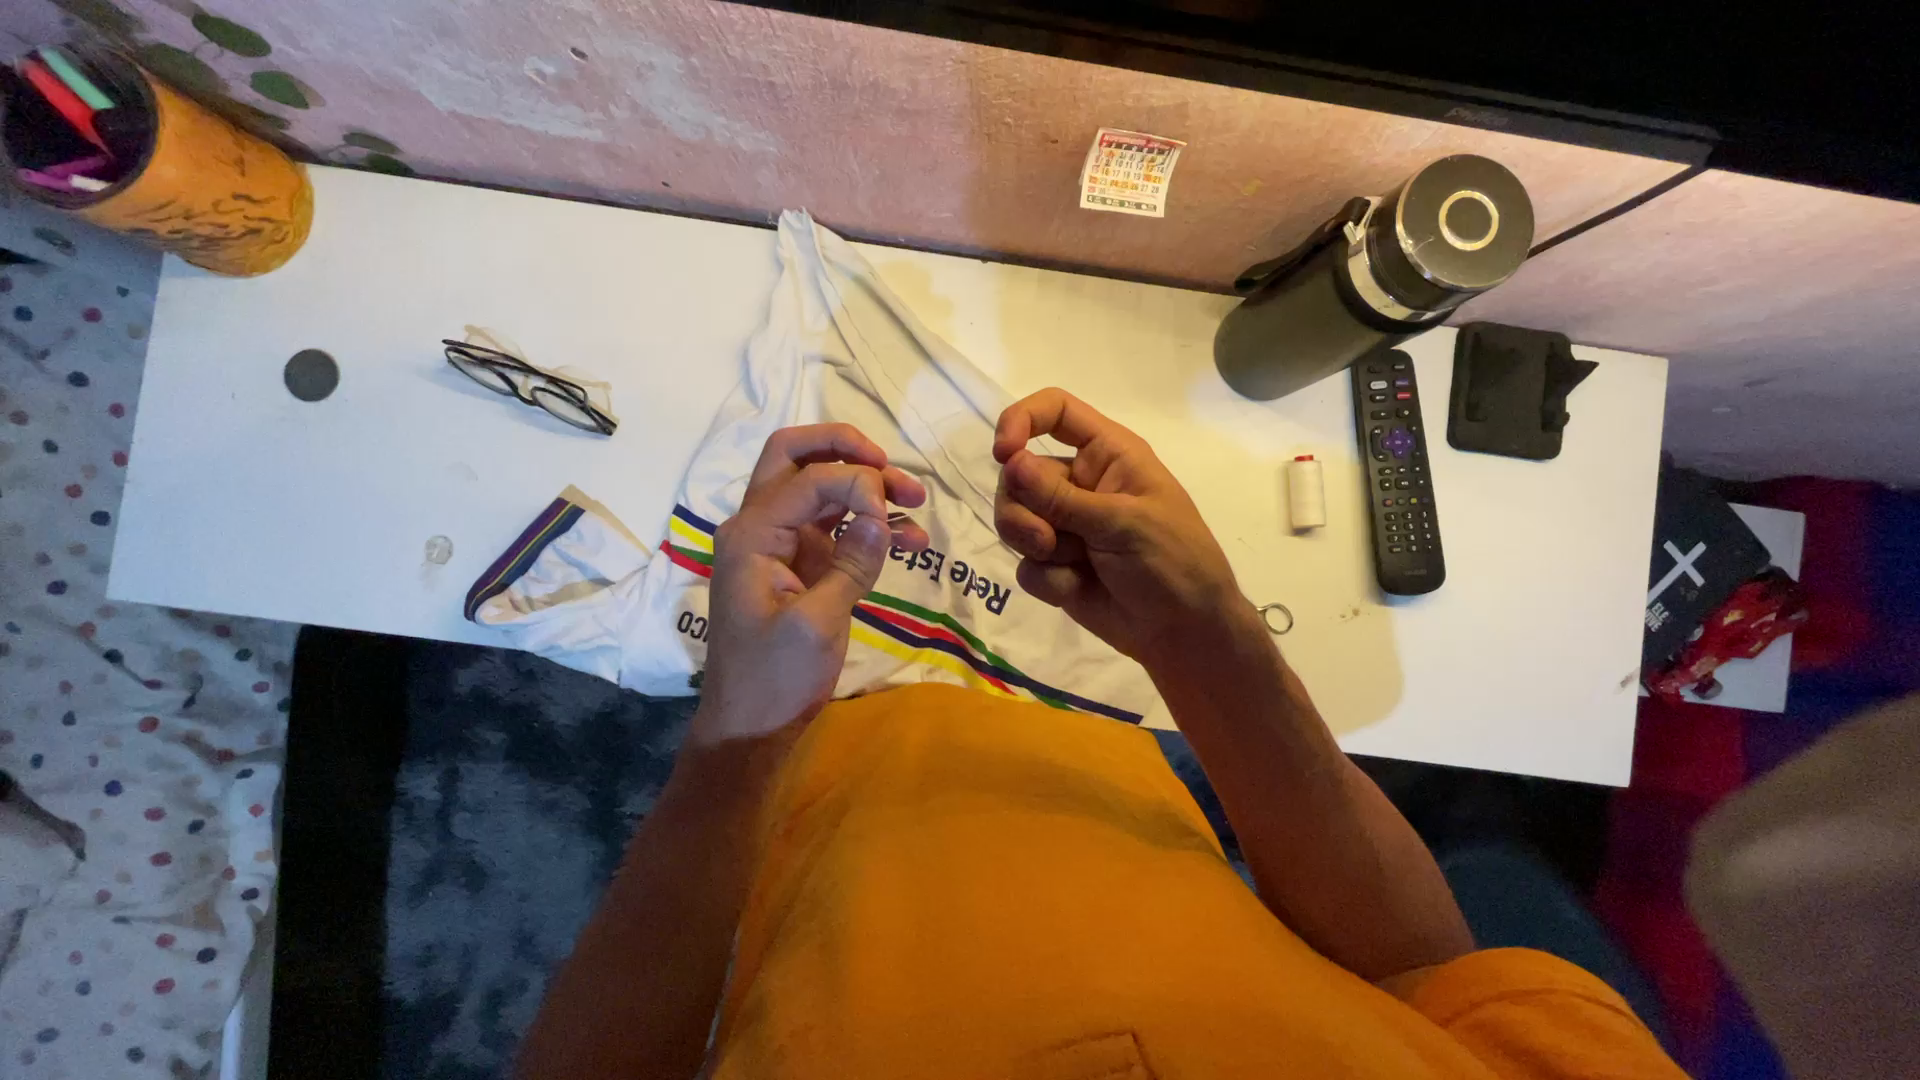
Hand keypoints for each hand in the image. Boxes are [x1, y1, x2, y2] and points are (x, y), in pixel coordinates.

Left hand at [695, 424, 927, 745]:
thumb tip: (882, 514)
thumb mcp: (816, 624)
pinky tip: (909, 540)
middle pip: (795, 457)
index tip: (891, 515)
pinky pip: (834, 528)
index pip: (808, 477)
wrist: (750, 727)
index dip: (857, 483)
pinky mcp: (801, 566)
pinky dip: (867, 525)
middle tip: (889, 464)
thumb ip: (850, 564)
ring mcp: (780, 545)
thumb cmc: (773, 679)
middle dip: (845, 451)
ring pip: (819, 489)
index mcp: (752, 534)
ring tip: (916, 501)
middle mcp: (760, 527)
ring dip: (864, 486)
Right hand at [993, 388, 1256, 668]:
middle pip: (1019, 472)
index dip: (1022, 419)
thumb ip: (1062, 497)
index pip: (1055, 411)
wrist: (1183, 632)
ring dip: (1031, 541)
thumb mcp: (1122, 522)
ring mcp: (1064, 525)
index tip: (1003, 452)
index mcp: (1107, 454)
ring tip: (1064, 561)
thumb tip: (1009, 463)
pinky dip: (1047, 578)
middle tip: (1045, 538)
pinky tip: (1077, 588)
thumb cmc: (1172, 562)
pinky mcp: (1054, 565)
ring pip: (1013, 516)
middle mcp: (1080, 482)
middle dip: (1022, 507)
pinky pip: (1025, 561)